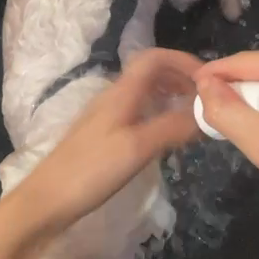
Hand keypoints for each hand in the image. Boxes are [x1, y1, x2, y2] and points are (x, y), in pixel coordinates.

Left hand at [6, 47, 203, 238]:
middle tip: (209, 101)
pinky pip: (139, 113)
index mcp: (121, 93)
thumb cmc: (91, 170)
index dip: (183, 61)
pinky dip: (160, 115)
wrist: (47, 200)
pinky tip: (169, 136)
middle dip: (182, 79)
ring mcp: (107, 116)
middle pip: (151, 72)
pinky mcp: (104, 136)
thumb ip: (172, 127)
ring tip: (195, 117)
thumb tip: (208, 113)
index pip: (154, 58)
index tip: (210, 82)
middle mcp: (114, 97)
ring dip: (172, 97)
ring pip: (145, 93)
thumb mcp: (137, 148)